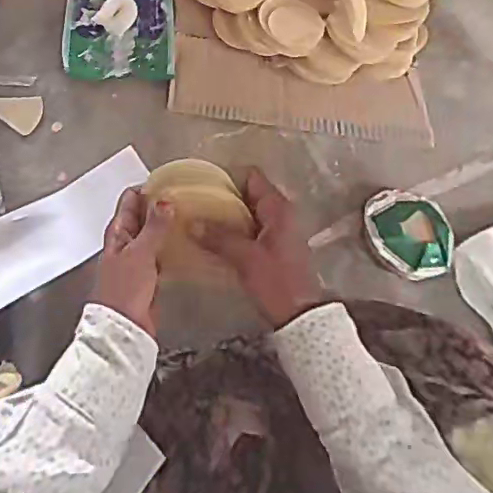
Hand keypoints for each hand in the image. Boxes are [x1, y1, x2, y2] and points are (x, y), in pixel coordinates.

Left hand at [94, 187, 174, 335]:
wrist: (123, 330)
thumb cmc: (124, 290)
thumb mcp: (140, 253)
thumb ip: (154, 227)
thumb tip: (165, 201)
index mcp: (117, 232)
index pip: (130, 200)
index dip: (147, 188)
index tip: (169, 182)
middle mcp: (125, 242)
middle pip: (143, 215)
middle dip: (160, 205)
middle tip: (185, 197)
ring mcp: (136, 259)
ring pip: (153, 234)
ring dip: (168, 226)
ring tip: (190, 216)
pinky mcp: (148, 275)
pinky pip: (161, 253)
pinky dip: (172, 246)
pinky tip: (187, 244)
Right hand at [195, 170, 324, 328]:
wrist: (301, 316)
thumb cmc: (277, 282)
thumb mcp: (246, 258)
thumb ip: (219, 238)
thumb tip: (191, 222)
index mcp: (278, 208)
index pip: (252, 177)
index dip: (229, 177)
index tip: (204, 183)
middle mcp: (281, 213)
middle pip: (248, 195)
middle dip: (224, 198)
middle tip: (197, 203)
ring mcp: (279, 231)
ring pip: (249, 214)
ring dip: (228, 217)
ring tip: (200, 221)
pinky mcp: (275, 248)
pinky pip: (251, 230)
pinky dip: (235, 232)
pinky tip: (216, 241)